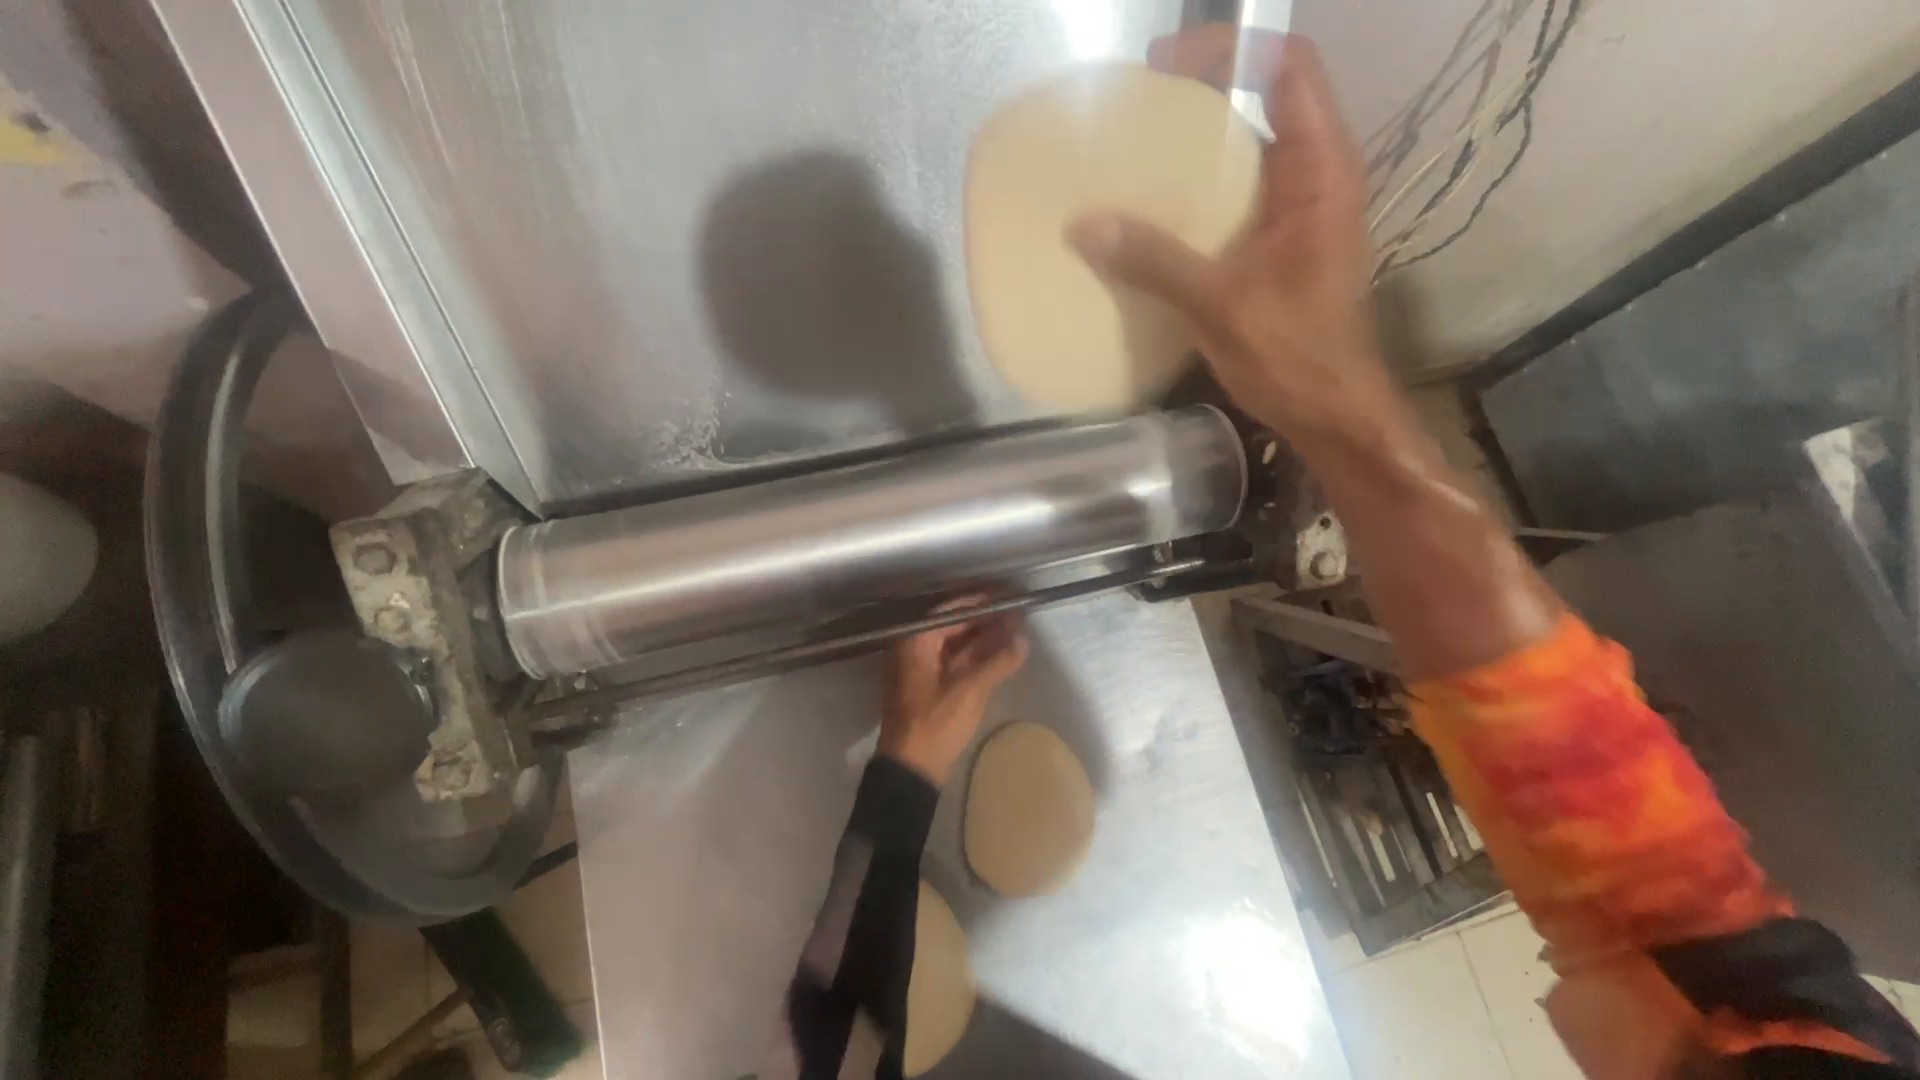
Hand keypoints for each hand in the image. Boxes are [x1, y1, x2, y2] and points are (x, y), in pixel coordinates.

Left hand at [880, 602, 1029, 784]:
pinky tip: (1002, 654)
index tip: (1008, 595)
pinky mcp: (928, 685)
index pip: (952, 609)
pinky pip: (954, 660)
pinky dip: (976, 656)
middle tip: (1018, 612)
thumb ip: (998, 662)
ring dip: (983, 637)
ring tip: (1016, 629)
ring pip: (955, 643)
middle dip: (986, 619)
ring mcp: (920, 667)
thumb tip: (1024, 641)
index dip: (982, 601)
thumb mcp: (970, 691)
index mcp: (915, 640)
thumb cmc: (936, 724)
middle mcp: (913, 647)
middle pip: (953, 624)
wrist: (910, 768)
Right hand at [1066, 29, 1404, 453]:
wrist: (1332, 414)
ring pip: (1244, 155)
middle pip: (1263, 102)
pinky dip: (1194, 198)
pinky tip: (1149, 220)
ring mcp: (1296, 214)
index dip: (1229, 50)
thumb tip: (1082, 226)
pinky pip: (1233, 200)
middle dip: (1198, 97)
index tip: (1162, 67)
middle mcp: (1314, 179)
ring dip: (1192, 152)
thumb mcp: (1220, 303)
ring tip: (1130, 162)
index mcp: (1321, 172)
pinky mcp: (1277, 248)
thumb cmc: (1295, 355)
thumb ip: (1154, 260)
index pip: (1289, 68)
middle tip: (1133, 112)